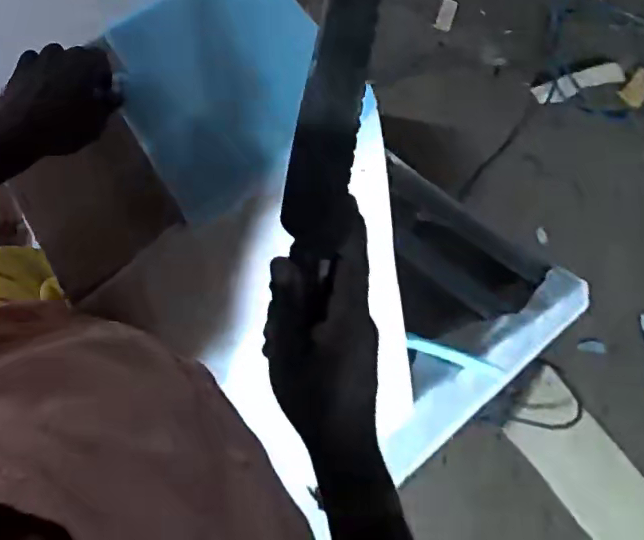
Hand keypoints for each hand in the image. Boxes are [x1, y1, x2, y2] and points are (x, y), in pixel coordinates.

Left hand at [0, 44, 119, 158]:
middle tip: (80, 96)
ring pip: (56, 59)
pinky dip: (38, 73)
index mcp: (87, 62)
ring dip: (59, 71)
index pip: (102, 60)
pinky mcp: (19, 67)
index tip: (100, 95)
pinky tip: (36, 90)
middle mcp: (64, 52)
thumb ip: (108, 105)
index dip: (103, 77)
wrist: (16, 131)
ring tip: (56, 94)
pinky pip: (35, 64)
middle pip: (79, 58)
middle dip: (82, 74)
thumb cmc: (62, 127)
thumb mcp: (95, 124)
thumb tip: (114, 94)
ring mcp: (39, 57)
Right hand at [265, 211, 379, 463]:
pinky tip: (288, 330)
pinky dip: (313, 308)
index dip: (350, 222)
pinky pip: (336, 310)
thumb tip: (284, 260)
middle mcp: (363, 315)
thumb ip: (287, 302)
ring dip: (310, 290)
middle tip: (285, 265)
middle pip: (342, 270)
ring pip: (336, 292)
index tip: (343, 193)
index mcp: (351, 311)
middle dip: (315, 260)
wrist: (345, 451)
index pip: (355, 254)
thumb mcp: (289, 349)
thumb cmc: (314, 398)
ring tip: (280, 316)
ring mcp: (362, 331)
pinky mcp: (356, 344)